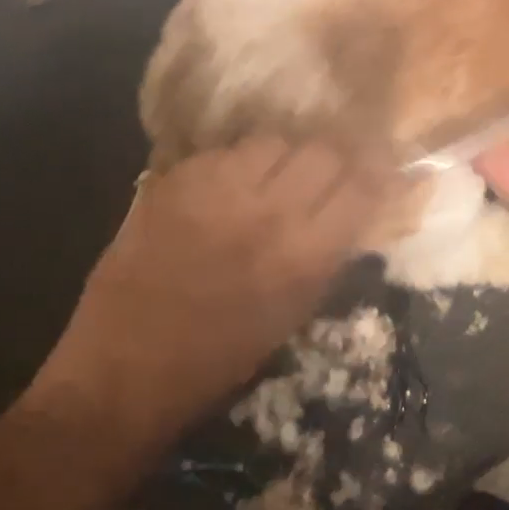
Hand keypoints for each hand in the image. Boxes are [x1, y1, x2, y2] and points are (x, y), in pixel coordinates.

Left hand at [44, 138, 382, 410]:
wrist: (127, 368)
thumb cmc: (220, 360)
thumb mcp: (294, 315)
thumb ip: (327, 260)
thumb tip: (354, 218)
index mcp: (305, 256)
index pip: (361, 189)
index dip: (378, 175)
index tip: (381, 172)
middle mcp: (267, 213)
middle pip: (322, 151)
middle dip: (333, 159)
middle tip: (329, 173)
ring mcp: (216, 191)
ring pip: (272, 141)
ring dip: (284, 157)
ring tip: (276, 177)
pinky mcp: (174, 183)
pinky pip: (223, 152)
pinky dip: (237, 165)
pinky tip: (229, 189)